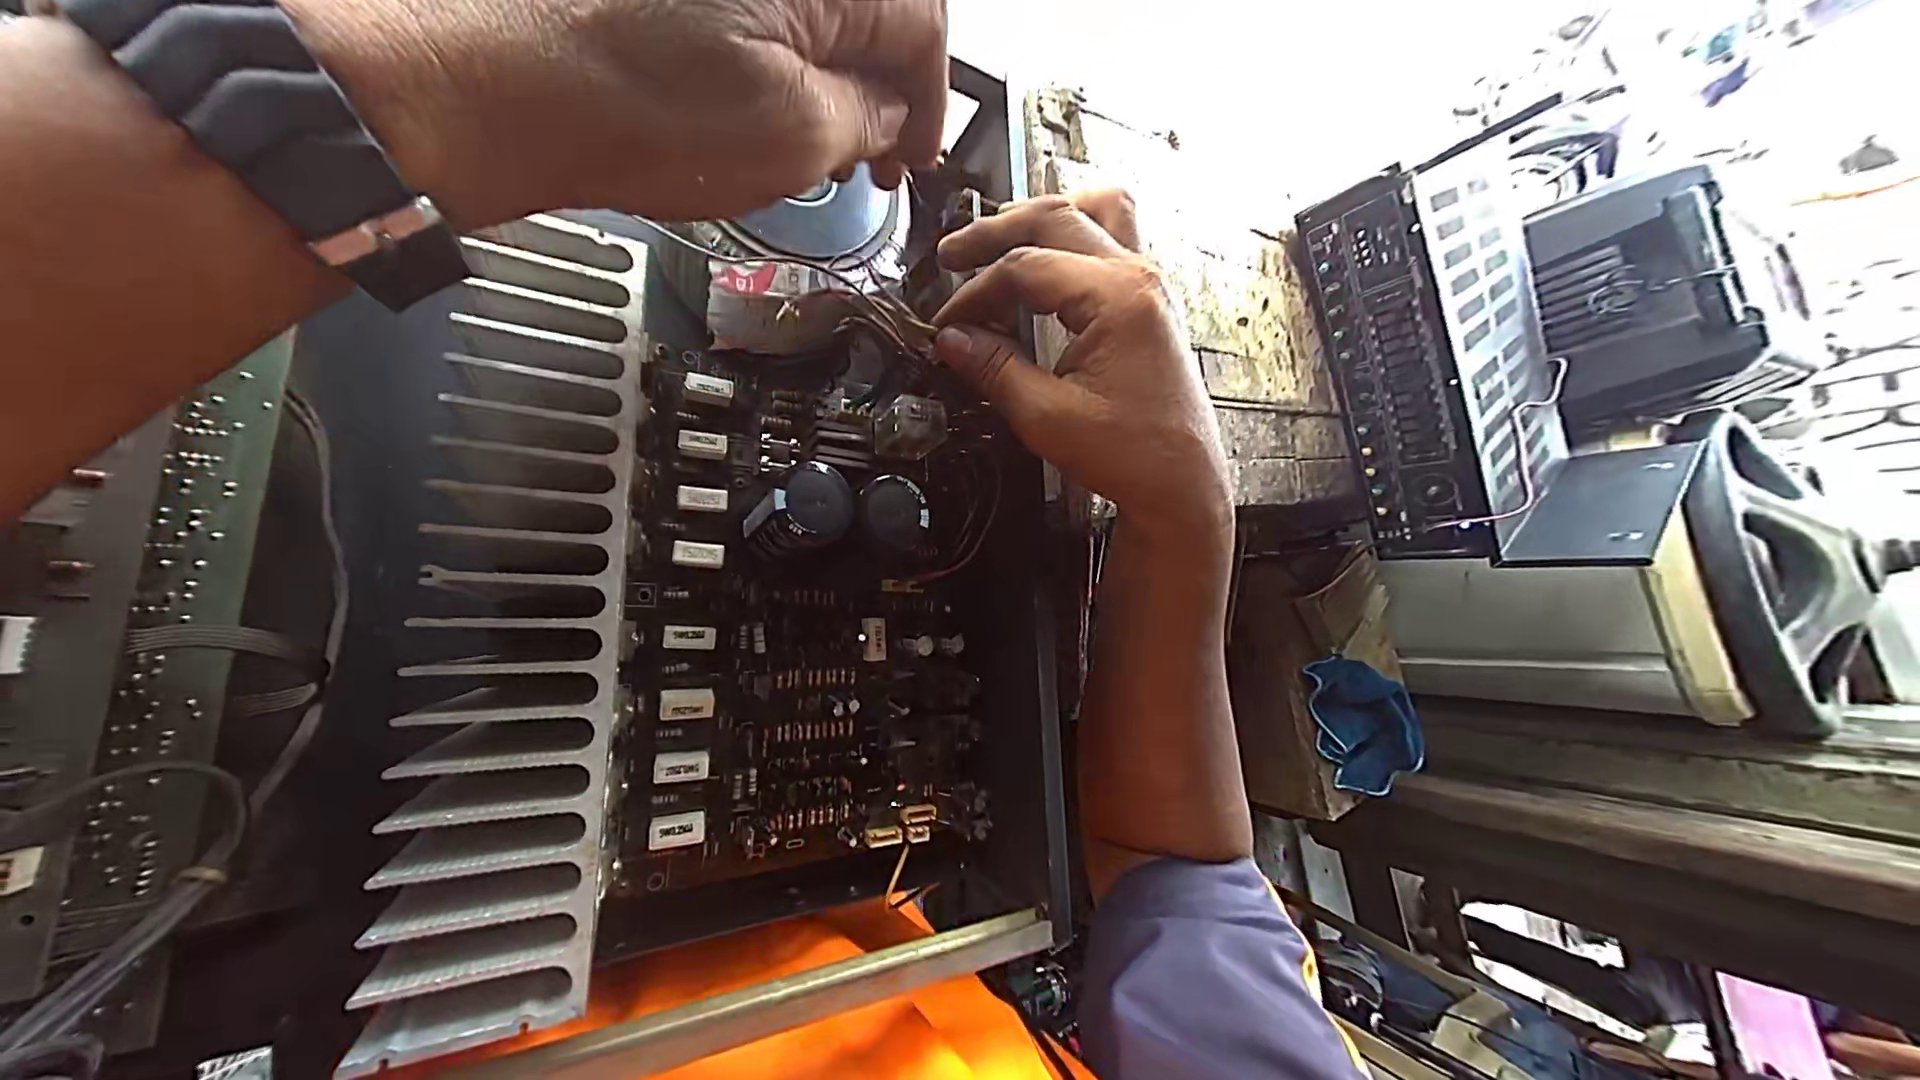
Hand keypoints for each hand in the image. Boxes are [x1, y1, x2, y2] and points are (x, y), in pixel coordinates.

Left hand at [283, 0, 949, 227]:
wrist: (516, 89)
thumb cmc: (647, 110)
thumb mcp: (796, 136)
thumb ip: (869, 120)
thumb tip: (896, 118)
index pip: (921, 23)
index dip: (931, 102)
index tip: (918, 157)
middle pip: (877, 15)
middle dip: (889, 94)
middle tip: (882, 162)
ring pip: (826, 21)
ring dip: (843, 88)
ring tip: (835, 153)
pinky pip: (776, 20)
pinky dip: (797, 72)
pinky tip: (789, 119)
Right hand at [931, 192, 1232, 555]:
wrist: (1180, 483)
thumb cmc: (1133, 454)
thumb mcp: (1046, 417)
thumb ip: (994, 369)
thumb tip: (954, 339)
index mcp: (1117, 298)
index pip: (1025, 268)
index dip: (974, 292)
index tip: (948, 322)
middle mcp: (1139, 278)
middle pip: (1056, 218)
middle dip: (995, 232)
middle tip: (953, 254)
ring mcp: (1148, 287)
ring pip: (1094, 213)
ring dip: (1042, 220)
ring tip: (1001, 242)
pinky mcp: (1148, 305)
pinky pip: (1111, 243)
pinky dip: (1071, 242)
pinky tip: (1046, 267)